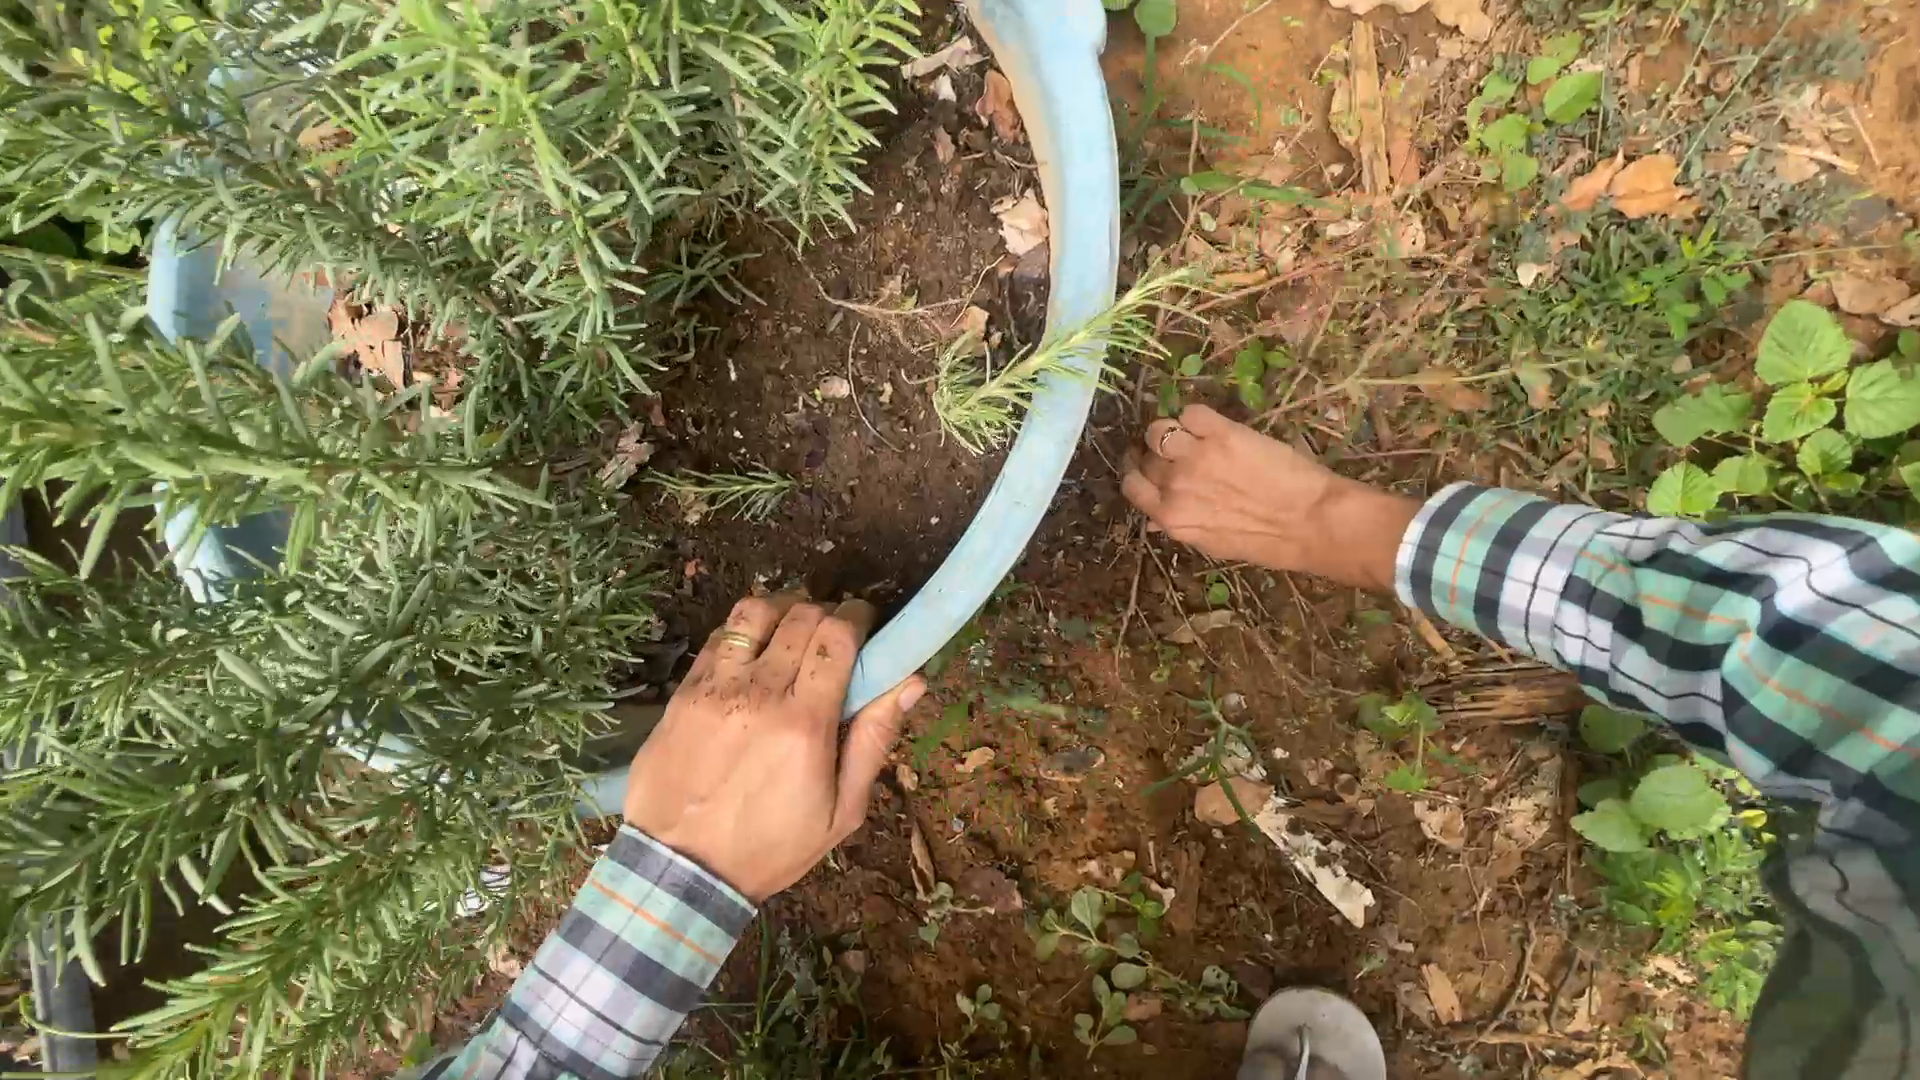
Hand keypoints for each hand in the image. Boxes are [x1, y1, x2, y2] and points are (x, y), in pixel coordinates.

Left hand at [623, 594, 925, 902]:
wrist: (679, 872)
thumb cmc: (771, 846)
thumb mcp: (842, 811)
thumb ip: (876, 740)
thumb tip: (912, 681)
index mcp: (805, 723)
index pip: (837, 636)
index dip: (858, 617)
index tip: (866, 623)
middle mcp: (760, 693)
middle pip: (801, 615)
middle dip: (827, 613)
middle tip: (834, 635)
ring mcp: (715, 688)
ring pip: (755, 612)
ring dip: (784, 610)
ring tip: (793, 630)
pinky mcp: (683, 692)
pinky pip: (720, 635)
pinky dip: (746, 630)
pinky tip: (755, 651)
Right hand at [1120, 403, 1417, 591]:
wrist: (1310, 522)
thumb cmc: (1262, 541)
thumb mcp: (1210, 544)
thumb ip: (1178, 525)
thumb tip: (1156, 519)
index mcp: (1169, 516)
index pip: (1131, 485)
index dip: (1137, 473)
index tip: (1146, 468)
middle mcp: (1175, 485)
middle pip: (1146, 457)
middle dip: (1155, 454)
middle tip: (1174, 453)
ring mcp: (1196, 456)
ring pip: (1160, 430)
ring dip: (1169, 431)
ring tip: (1189, 435)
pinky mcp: (1223, 433)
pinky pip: (1192, 413)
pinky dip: (1196, 418)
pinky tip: (1211, 427)